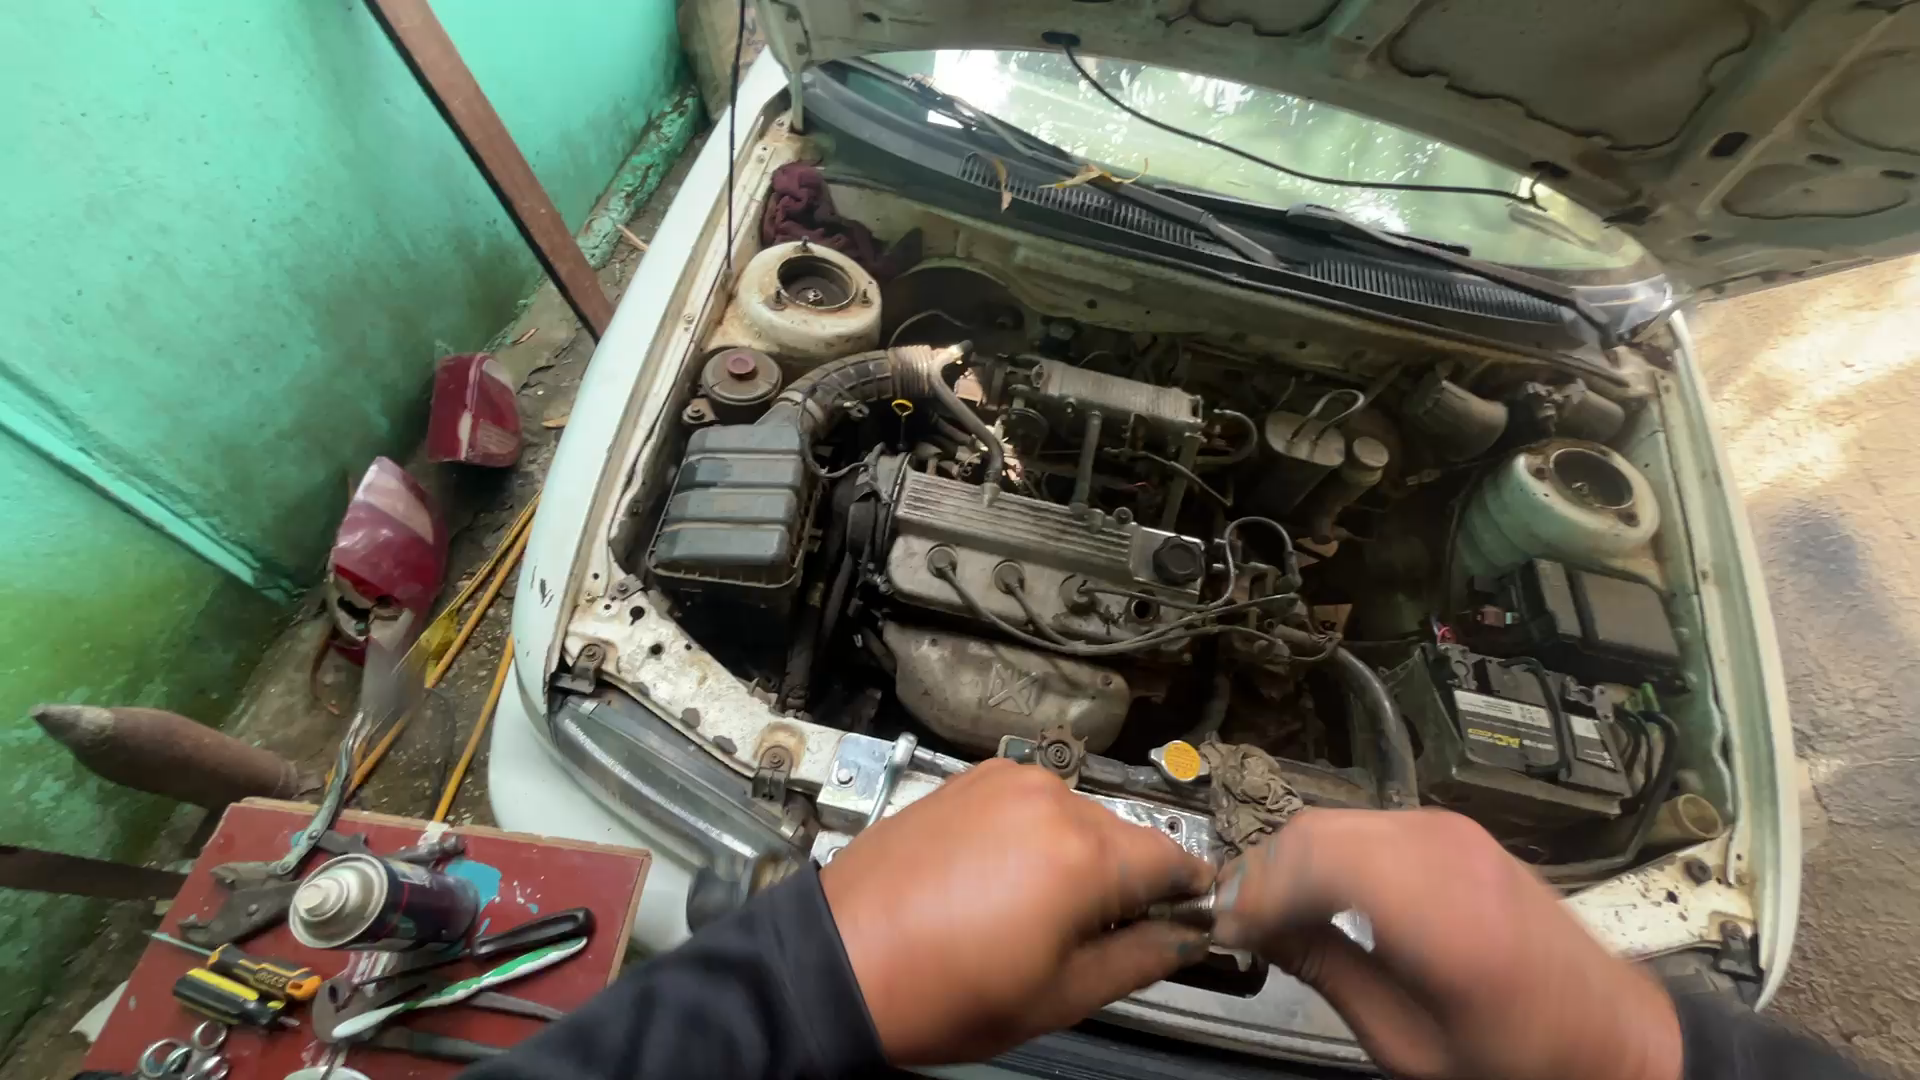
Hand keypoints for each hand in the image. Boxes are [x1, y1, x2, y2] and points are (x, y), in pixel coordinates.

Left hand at [819, 758, 1212, 1064]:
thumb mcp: (1059, 995)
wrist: (844, 954)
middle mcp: (1050, 797)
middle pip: (1122, 834)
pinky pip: (1032, 799)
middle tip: (1097, 929)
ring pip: (1076, 814)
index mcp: (1082, 852)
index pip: (1170, 856)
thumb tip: (1187, 934)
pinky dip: (1038, 830)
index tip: (1188, 911)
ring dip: (1078, 852)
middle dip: (1126, 877)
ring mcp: (1006, 778)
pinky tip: (1005, 871)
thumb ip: (1140, 957)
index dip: (1187, 889)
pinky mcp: (972, 775)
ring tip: (1037, 905)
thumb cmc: (947, 988)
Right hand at [1212, 808, 1681, 1079]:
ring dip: (1286, 859)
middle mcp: (1440, 850)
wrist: (1614, 1033)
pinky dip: (1320, 852)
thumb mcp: (1408, 1043)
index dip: (1253, 888)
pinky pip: (1358, 825)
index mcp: (1439, 913)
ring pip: (1329, 822)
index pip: (1310, 864)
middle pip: (1311, 833)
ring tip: (1267, 904)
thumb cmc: (1516, 1059)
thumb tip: (1253, 928)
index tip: (1221, 922)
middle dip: (1261, 870)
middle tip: (1234, 913)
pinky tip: (1312, 888)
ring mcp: (1445, 828)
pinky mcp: (1445, 826)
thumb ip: (1323, 971)